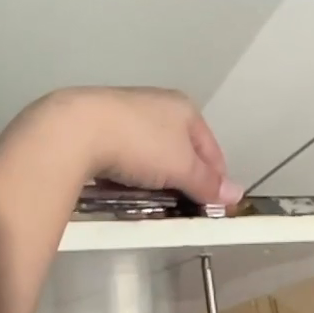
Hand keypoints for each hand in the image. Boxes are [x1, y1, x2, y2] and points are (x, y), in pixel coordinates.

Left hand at [5, 87, 242, 206]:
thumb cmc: (139, 145)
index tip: (213, 208)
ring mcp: (126, 112)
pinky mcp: (98, 125)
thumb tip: (237, 194)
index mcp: (184, 108)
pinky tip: (120, 188)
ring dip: (153, 178)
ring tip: (149, 201)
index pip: (212, 149)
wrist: (76, 130)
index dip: (216, 180)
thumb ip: (208, 183)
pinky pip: (123, 155)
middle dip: (182, 180)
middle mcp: (157, 104)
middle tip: (180, 208)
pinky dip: (126, 173)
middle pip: (181, 150)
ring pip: (151, 154)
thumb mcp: (181, 168)